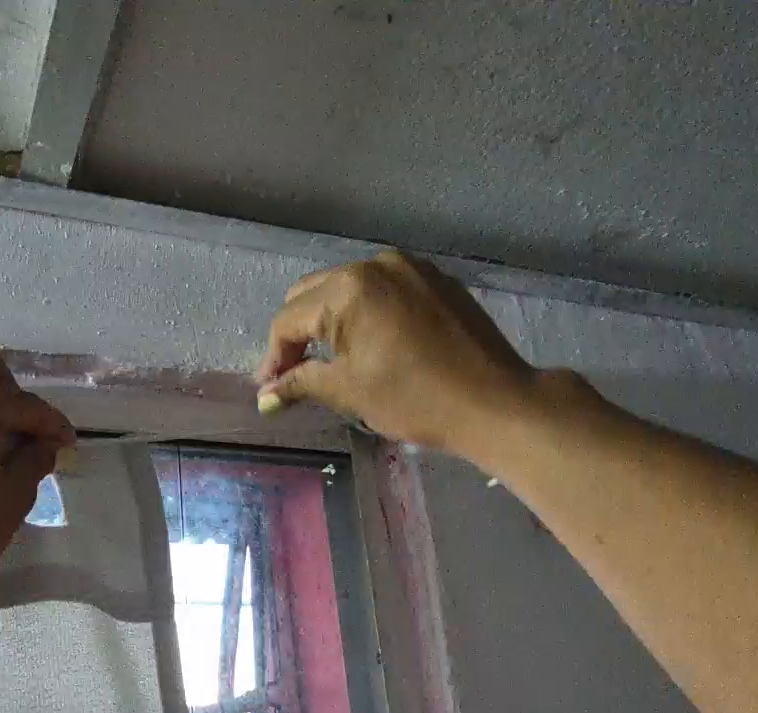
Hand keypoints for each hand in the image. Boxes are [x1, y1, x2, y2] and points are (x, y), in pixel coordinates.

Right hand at [256, 252, 541, 455]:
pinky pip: (381, 288)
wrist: (493, 401)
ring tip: (329, 359)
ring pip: (345, 287)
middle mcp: (373, 265)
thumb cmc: (414, 399)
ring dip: (328, 320)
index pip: (288, 320)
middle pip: (311, 294)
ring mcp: (408, 267)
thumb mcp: (349, 391)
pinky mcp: (433, 278)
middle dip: (297, 334)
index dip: (273, 357)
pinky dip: (363, 312)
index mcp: (347, 290)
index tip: (269, 389)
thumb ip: (301, 382)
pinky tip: (368, 342)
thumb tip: (264, 395)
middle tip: (294, 374)